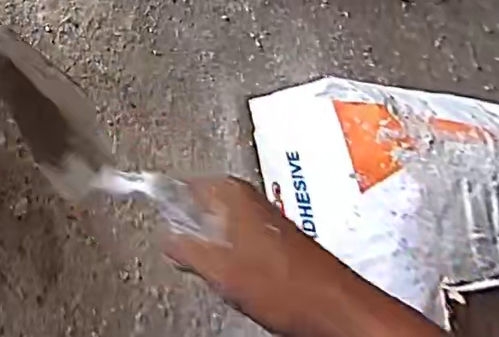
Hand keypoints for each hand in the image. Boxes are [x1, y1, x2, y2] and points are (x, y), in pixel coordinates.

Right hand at [164, 176, 439, 336]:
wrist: (337, 312)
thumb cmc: (285, 284)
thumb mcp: (217, 268)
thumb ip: (181, 246)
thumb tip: (165, 238)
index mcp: (226, 187)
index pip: (176, 187)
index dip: (165, 210)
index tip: (161, 226)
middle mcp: (243, 192)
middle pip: (198, 207)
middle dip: (194, 232)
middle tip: (199, 259)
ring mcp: (262, 212)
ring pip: (219, 226)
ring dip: (215, 246)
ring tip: (226, 272)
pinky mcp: (276, 235)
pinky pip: (239, 239)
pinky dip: (235, 255)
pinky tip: (245, 277)